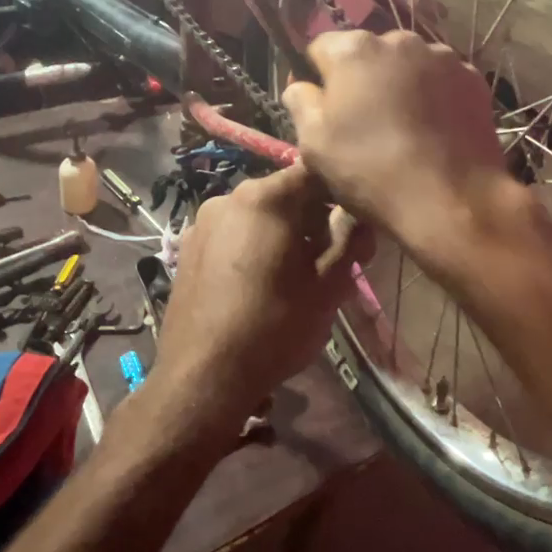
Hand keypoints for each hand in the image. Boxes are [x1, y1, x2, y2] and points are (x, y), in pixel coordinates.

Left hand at [150, 164, 369, 419]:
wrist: (203, 378)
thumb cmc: (275, 326)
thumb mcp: (330, 286)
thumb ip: (352, 241)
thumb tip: (363, 219)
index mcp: (266, 197)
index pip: (316, 173)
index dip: (343, 196)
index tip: (355, 228)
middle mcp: (228, 197)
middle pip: (287, 194)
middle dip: (314, 220)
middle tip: (332, 261)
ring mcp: (202, 223)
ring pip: (260, 216)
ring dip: (285, 236)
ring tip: (297, 279)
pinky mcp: (188, 250)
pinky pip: (234, 236)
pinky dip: (255, 249)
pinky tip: (261, 288)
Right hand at [283, 31, 529, 260]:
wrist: (452, 200)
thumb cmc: (372, 171)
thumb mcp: (314, 144)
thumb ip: (301, 103)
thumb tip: (301, 87)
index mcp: (353, 49)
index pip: (321, 49)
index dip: (317, 78)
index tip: (320, 110)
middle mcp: (400, 40)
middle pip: (369, 54)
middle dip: (362, 80)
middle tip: (364, 124)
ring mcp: (443, 57)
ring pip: (408, 66)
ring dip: (400, 86)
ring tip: (403, 129)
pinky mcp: (473, 79)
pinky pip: (442, 81)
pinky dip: (434, 97)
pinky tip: (433, 132)